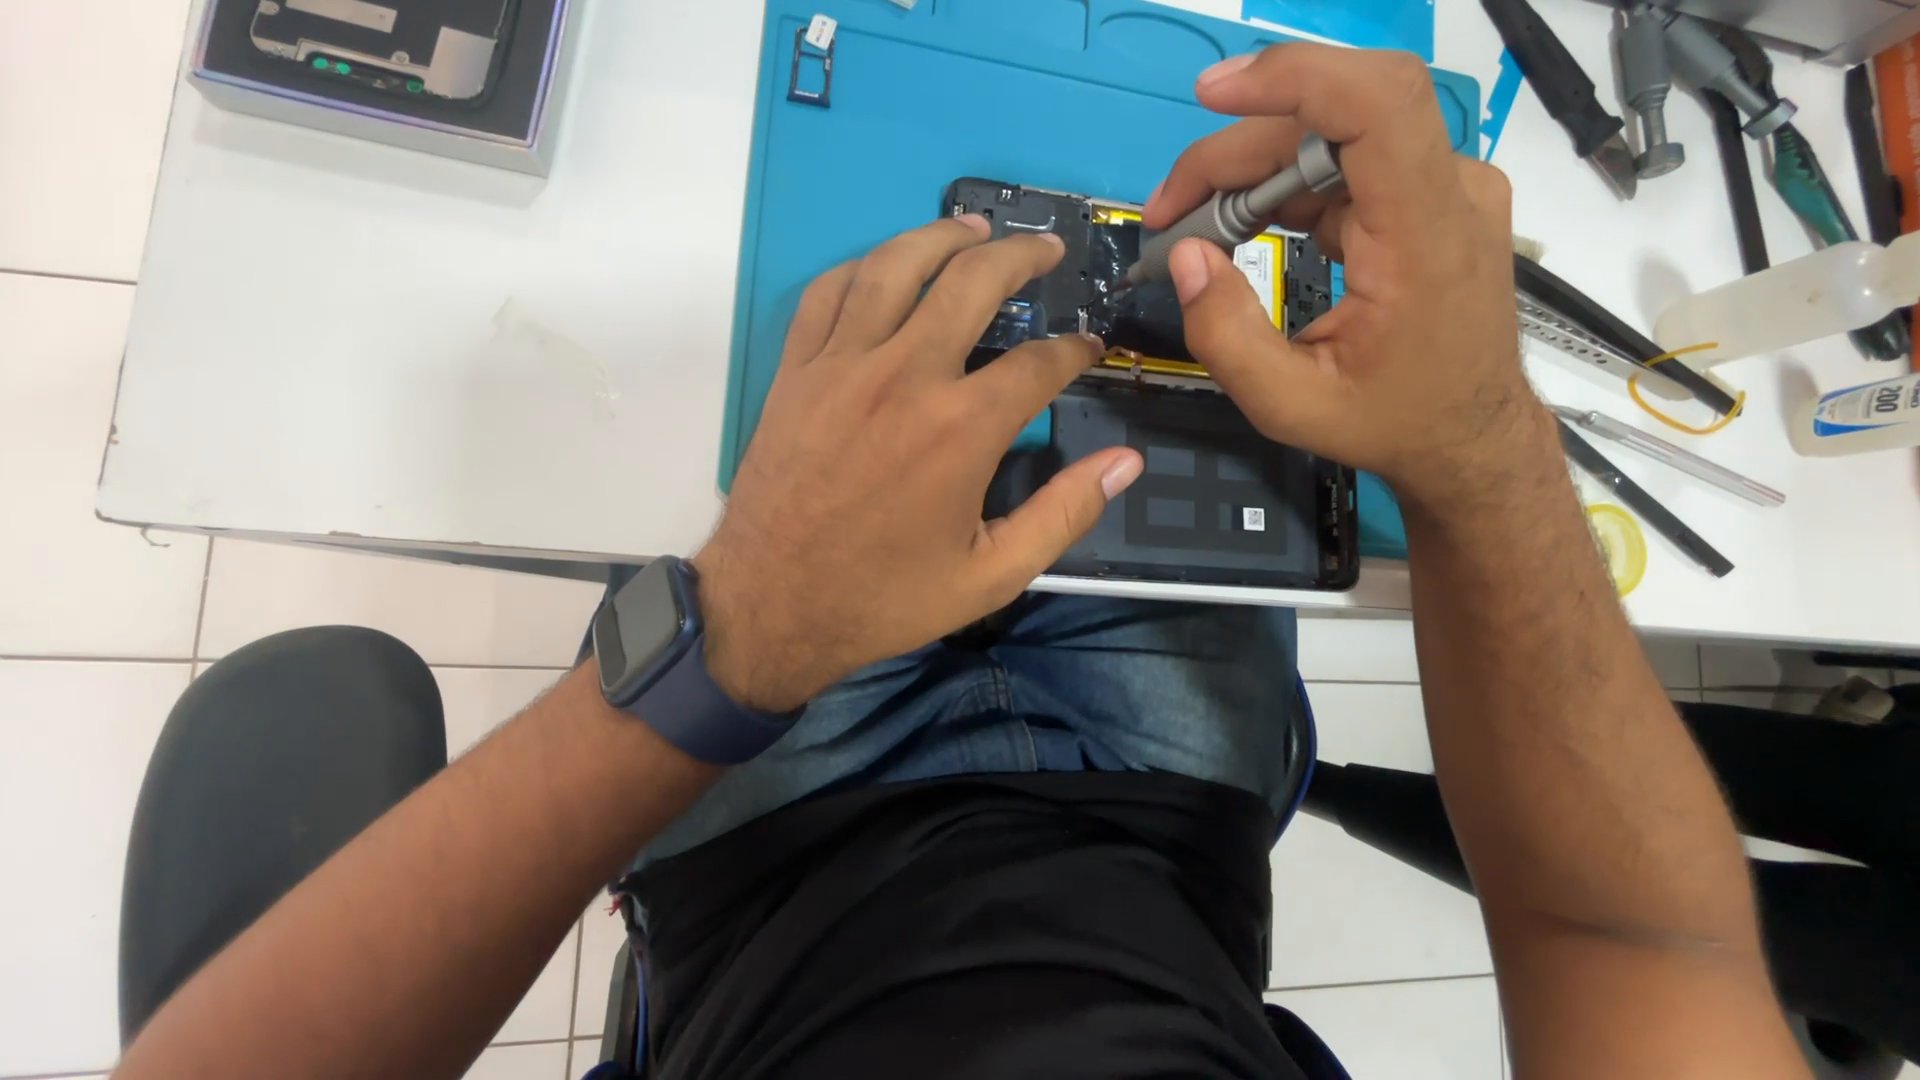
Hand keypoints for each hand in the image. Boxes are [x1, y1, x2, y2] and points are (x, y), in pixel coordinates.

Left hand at [691, 216, 1144, 711]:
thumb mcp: (992, 575)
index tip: (1089, 348)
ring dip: (942, 236)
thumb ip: (1063, 514)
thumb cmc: (885, 598)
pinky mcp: (797, 371)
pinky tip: (888, 266)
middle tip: (1048, 250)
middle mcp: (904, 375)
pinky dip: (865, 266)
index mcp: (962, 427)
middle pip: (972, 281)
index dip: (1074, 351)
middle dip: (1021, 257)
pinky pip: (829, 291)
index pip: (1038, 363)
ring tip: (974, 228)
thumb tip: (1126, 463)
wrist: (773, 607)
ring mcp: (842, 365)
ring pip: (896, 266)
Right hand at [1143, 45, 1550, 508]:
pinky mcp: (1426, 200)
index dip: (1293, 78)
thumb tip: (1187, 257)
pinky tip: (1237, 227)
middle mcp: (1447, 190)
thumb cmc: (1390, 423)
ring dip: (1247, 175)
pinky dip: (1279, 191)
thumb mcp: (1290, 405)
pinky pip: (1342, 169)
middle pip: (1330, 123)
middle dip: (1231, 156)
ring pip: (1329, 142)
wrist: (1469, 437)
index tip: (1212, 93)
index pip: (1376, 105)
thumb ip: (1228, 337)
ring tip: (1190, 229)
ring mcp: (1443, 190)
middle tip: (1164, 215)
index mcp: (1424, 235)